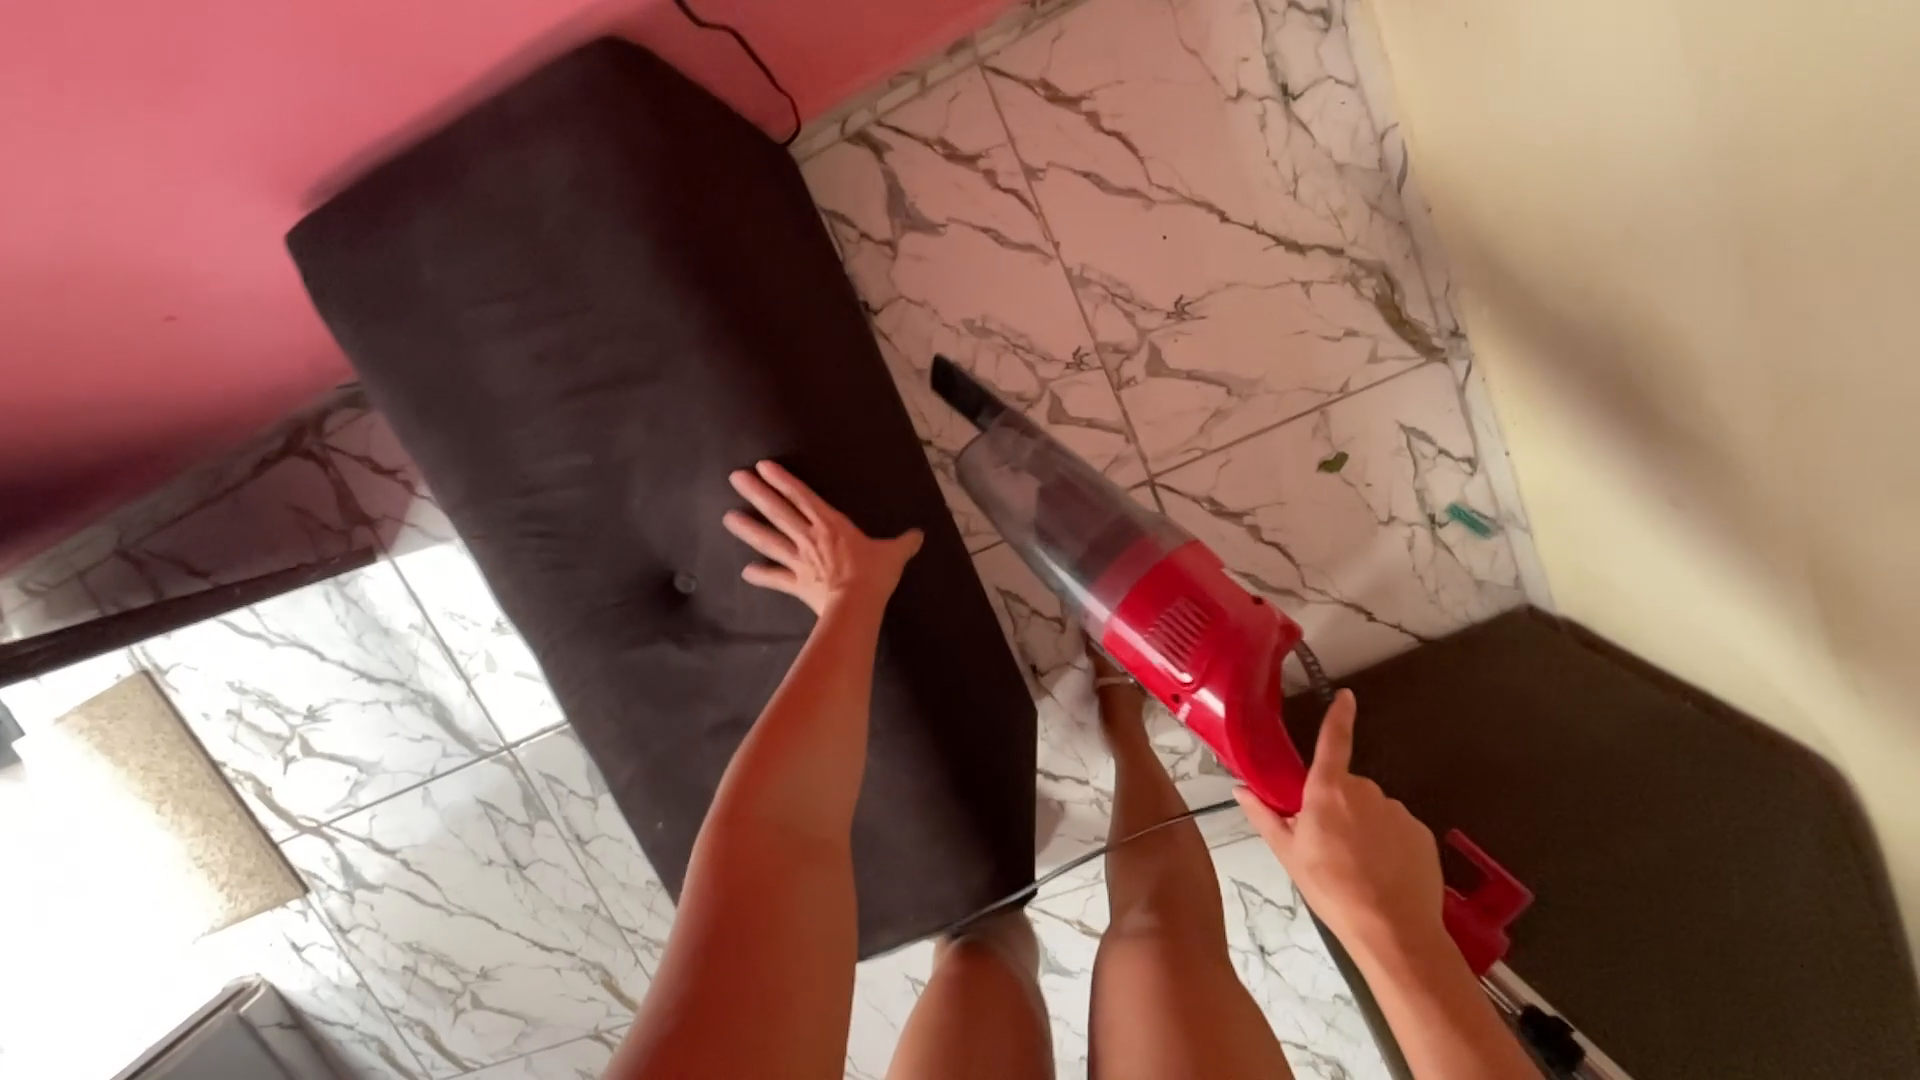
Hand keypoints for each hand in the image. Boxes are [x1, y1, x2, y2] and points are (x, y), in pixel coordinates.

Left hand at [722, 460, 923, 615]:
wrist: (857, 604)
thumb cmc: (874, 574)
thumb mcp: (894, 554)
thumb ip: (904, 543)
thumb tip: (920, 535)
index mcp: (831, 524)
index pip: (802, 496)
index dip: (783, 480)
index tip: (763, 467)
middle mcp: (810, 537)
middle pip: (779, 511)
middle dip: (757, 493)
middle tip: (736, 478)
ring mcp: (800, 560)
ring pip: (769, 540)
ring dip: (748, 529)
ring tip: (728, 517)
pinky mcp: (796, 583)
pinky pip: (776, 578)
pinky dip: (761, 575)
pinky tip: (746, 572)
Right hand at [1235, 690, 1446, 961]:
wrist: (1393, 930)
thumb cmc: (1331, 889)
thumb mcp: (1288, 854)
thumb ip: (1264, 816)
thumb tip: (1240, 790)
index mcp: (1328, 792)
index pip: (1333, 742)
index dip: (1338, 716)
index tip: (1346, 696)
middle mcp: (1366, 792)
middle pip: (1345, 786)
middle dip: (1336, 804)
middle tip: (1327, 842)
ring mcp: (1397, 812)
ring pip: (1372, 808)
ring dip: (1363, 825)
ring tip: (1357, 864)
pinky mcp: (1421, 833)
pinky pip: (1396, 828)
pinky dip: (1388, 842)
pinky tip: (1382, 870)